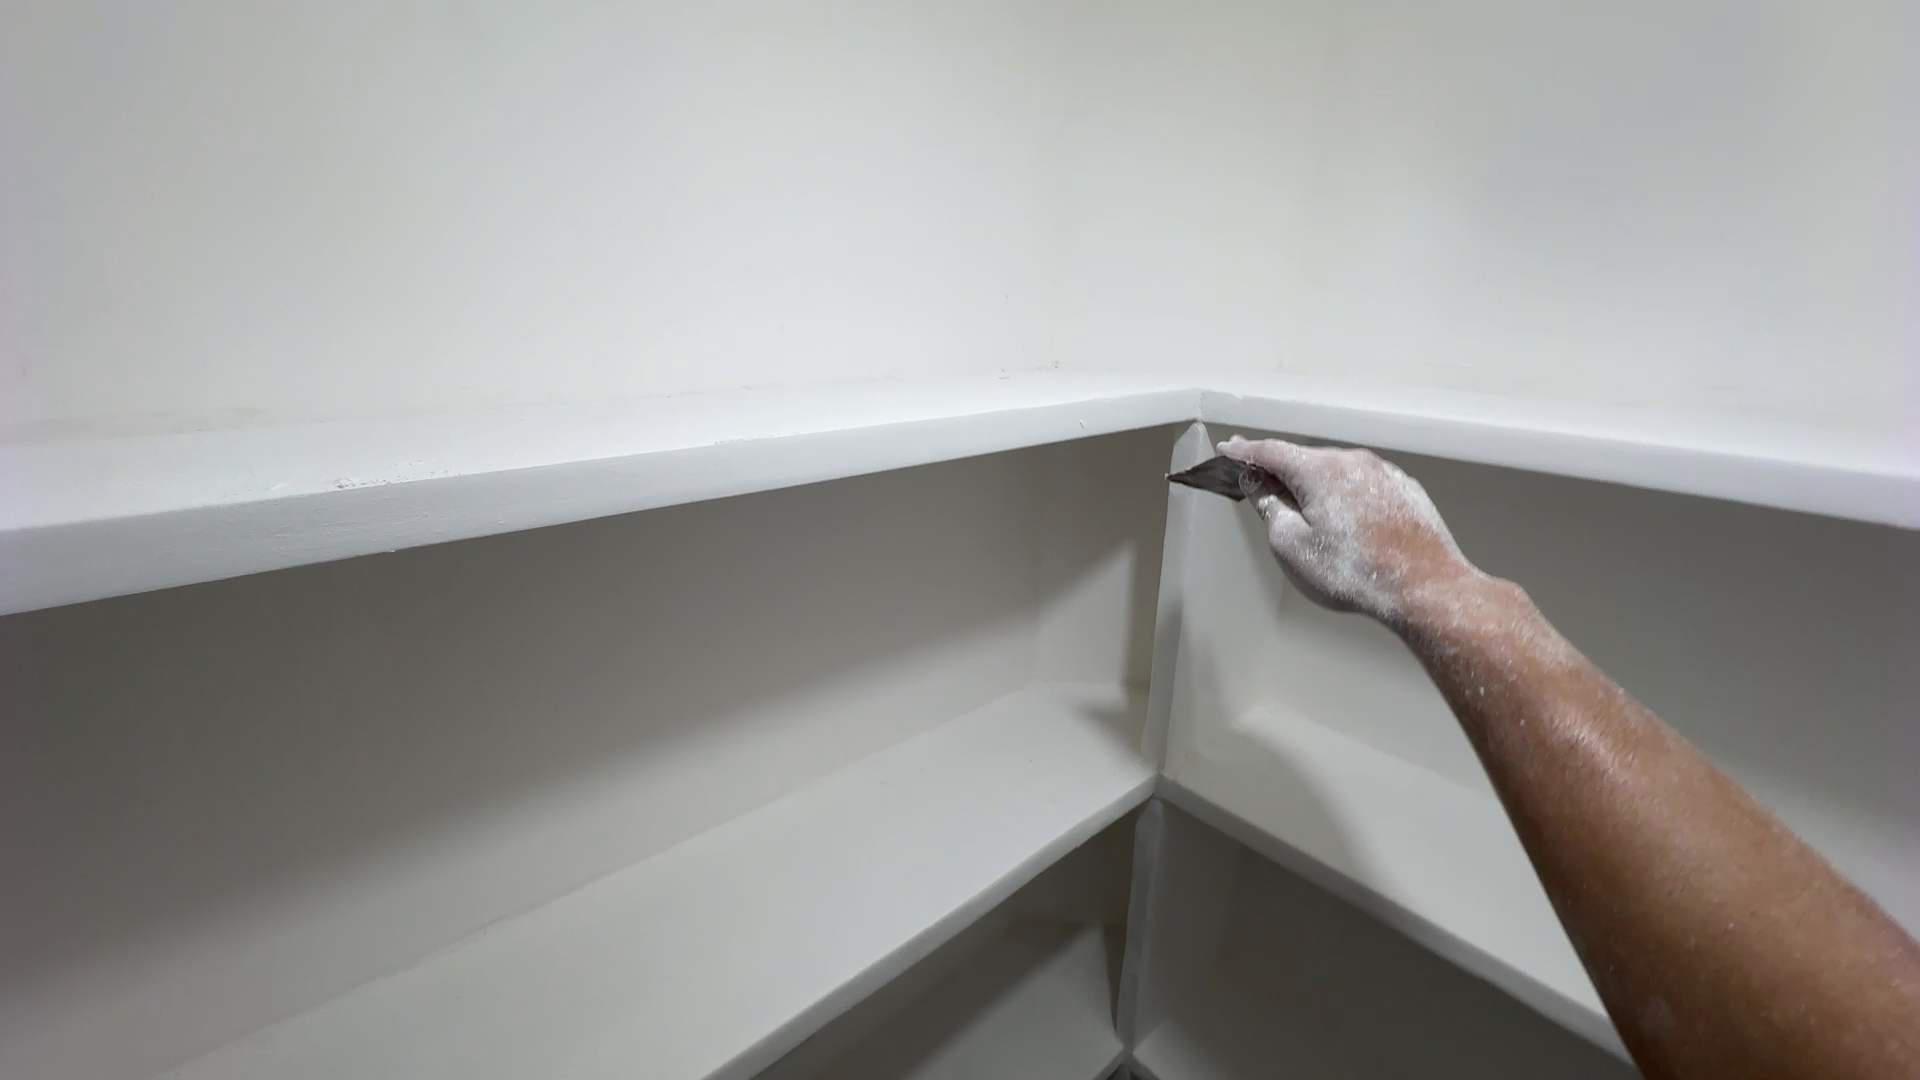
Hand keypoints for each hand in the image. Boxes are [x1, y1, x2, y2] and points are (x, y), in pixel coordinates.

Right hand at [1216, 436, 1479, 624]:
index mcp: (1320, 470)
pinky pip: (1360, 483)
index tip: (1229, 449)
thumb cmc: (1353, 570)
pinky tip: (1341, 521)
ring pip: (1334, 470)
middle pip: (1304, 459)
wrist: (1423, 586)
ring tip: (1304, 515)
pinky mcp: (1403, 489)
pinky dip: (1341, 494)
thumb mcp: (1290, 542)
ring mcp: (1383, 473)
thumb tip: (1256, 483)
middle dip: (1280, 471)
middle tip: (1261, 488)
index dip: (1245, 451)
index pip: (1271, 451)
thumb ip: (1269, 505)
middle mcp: (1353, 462)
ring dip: (1313, 485)